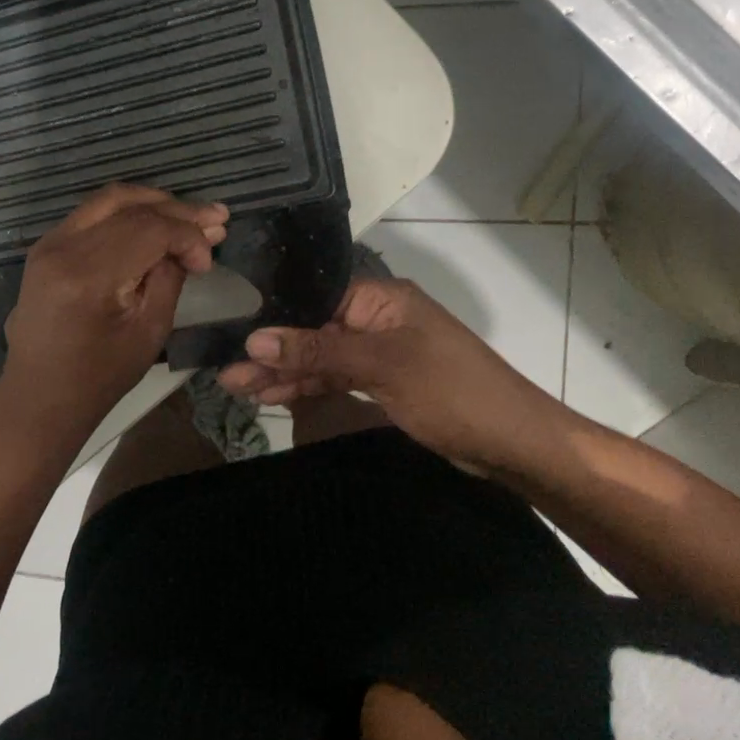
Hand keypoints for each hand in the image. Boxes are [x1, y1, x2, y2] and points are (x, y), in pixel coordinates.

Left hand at [3, 185, 228, 419]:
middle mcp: (63, 247)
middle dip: (177, 210)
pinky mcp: (46, 246)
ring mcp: (49, 243)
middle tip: (217, 219)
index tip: (208, 260)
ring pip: (109, 200)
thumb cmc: (98, 377)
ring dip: (153, 204)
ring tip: (191, 216)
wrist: (39, 395)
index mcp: (87, 276)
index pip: (148, 229)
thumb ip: (169, 280)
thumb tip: (190, 245)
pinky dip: (127, 212)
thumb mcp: (148, 333)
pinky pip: (92, 214)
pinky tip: (156, 222)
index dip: (187, 236)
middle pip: (129, 206)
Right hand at [218, 277, 575, 469]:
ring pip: (319, 357)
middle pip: (311, 330)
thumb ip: (317, 349)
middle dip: (271, 352)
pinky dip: (307, 388)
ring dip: (282, 373)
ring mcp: (379, 352)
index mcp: (381, 298)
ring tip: (237, 388)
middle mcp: (376, 319)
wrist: (514, 443)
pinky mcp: (382, 382)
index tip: (231, 331)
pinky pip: (335, 378)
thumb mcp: (381, 366)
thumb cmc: (452, 392)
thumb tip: (254, 337)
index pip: (314, 297)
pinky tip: (272, 397)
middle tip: (226, 373)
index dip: (272, 316)